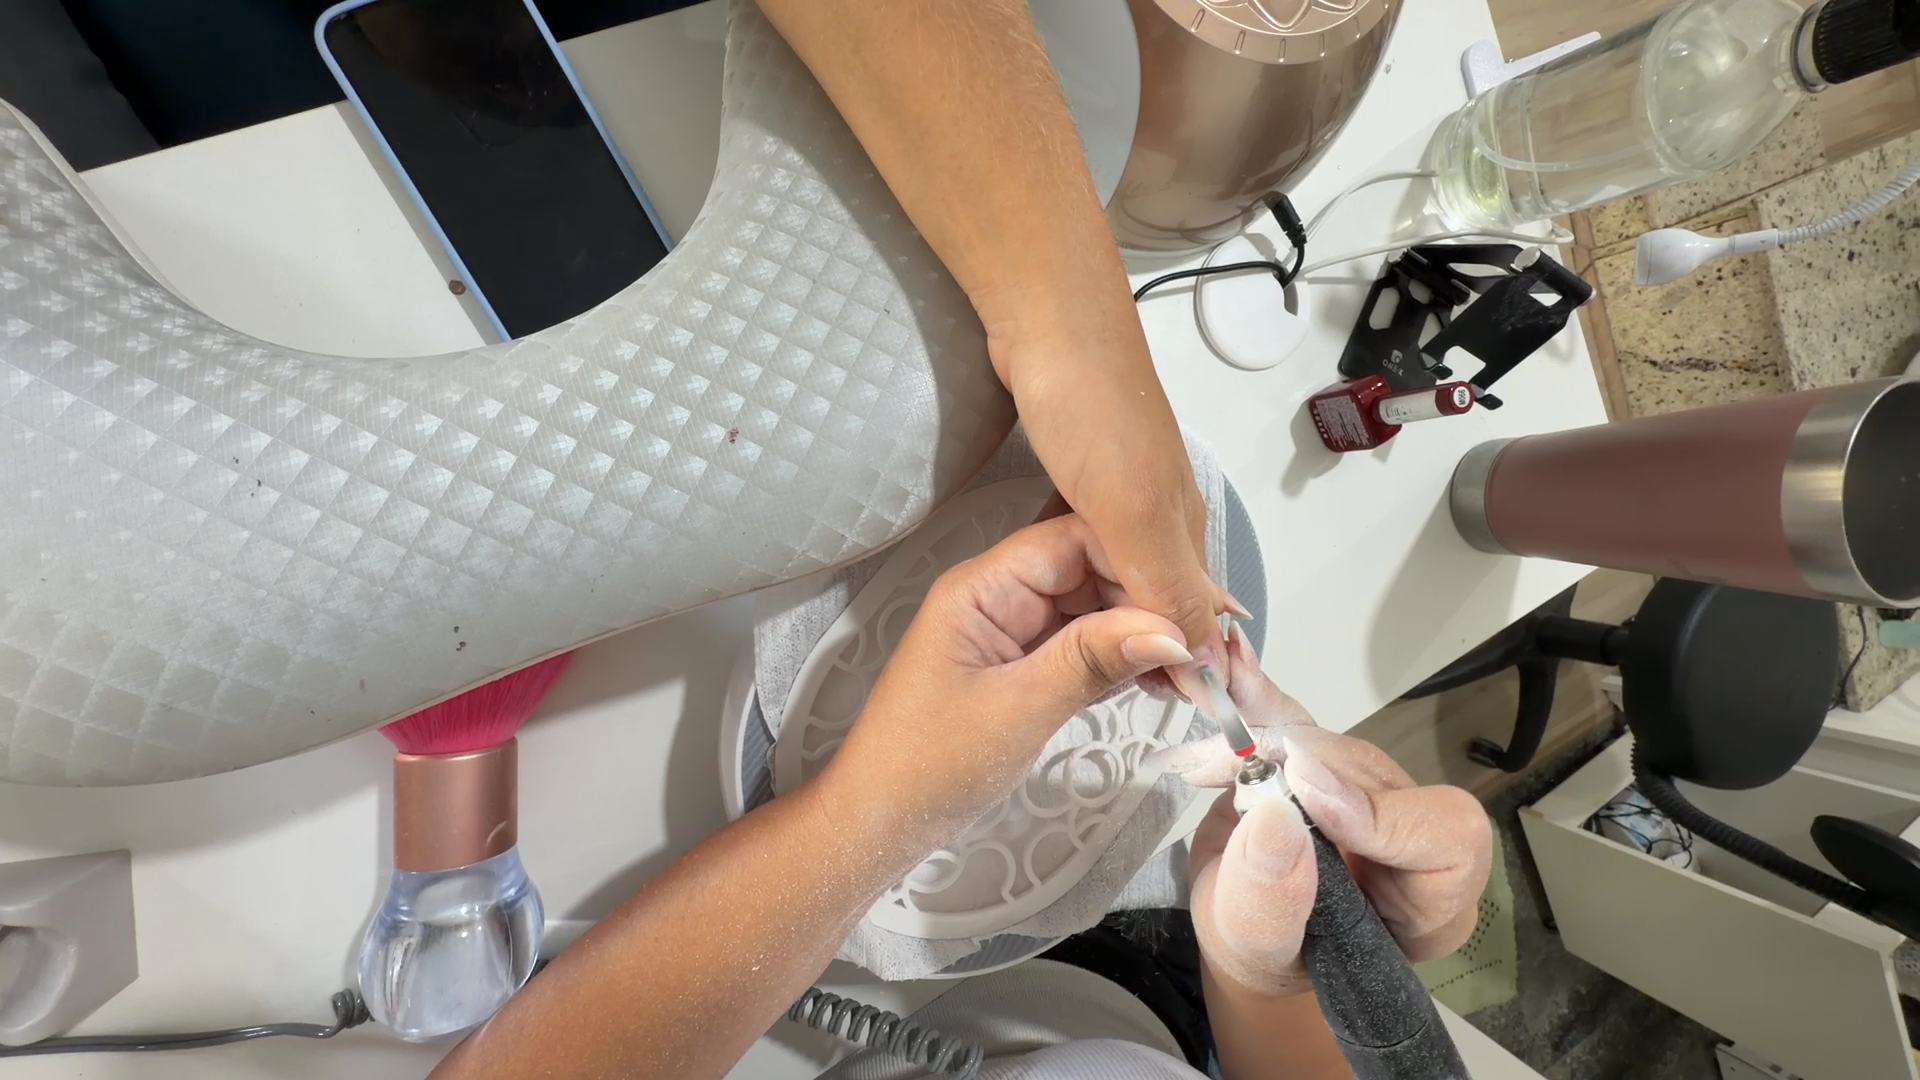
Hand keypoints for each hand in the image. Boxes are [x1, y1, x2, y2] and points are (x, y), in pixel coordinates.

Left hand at [822, 513, 1195, 852]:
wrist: (885, 817)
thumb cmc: (932, 762)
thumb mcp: (1017, 708)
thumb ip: (1092, 660)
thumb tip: (1174, 630)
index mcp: (984, 586)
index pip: (1072, 541)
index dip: (1138, 562)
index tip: (1198, 603)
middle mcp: (1002, 594)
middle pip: (1091, 572)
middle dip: (1151, 603)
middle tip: (1214, 644)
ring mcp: (1015, 628)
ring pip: (1094, 609)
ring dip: (1144, 635)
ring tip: (1199, 667)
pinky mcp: (1025, 661)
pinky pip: (1084, 644)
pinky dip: (1122, 659)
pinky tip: (1162, 679)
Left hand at [998, 328, 1230, 690]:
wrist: (1048, 324)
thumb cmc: (1090, 415)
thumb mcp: (1131, 510)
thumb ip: (1166, 583)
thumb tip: (1205, 657)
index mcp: (1176, 529)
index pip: (1184, 614)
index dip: (1173, 660)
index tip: (1161, 708)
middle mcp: (1159, 515)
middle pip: (1160, 597)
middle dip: (1149, 643)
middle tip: (1124, 695)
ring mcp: (1121, 494)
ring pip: (1127, 573)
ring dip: (1117, 614)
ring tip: (1097, 662)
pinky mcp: (1088, 477)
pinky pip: (1097, 546)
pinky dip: (1089, 577)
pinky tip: (1071, 595)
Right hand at [1155, 625, 1493, 996]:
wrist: (1242, 923)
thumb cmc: (1260, 950)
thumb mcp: (1254, 947)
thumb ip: (1269, 902)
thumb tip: (1279, 820)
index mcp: (1425, 897)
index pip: (1445, 834)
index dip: (1382, 812)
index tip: (1305, 800)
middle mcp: (1406, 832)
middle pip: (1369, 773)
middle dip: (1287, 765)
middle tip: (1211, 771)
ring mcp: (1364, 787)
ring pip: (1326, 740)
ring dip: (1256, 735)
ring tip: (1199, 757)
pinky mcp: (1321, 756)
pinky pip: (1294, 713)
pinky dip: (1255, 695)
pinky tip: (1227, 676)